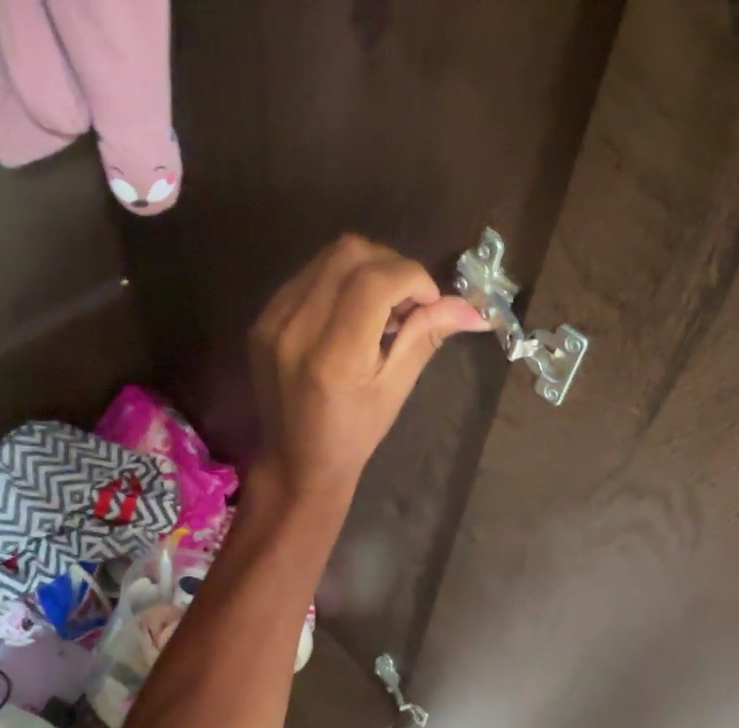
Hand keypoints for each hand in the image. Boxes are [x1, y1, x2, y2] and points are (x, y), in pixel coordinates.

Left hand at [248, 235, 487, 500]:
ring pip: (328, 257)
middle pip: (350, 253)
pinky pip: (307, 276)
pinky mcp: (262, 319)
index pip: (376, 280)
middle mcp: (297, 329)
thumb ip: (426, 337)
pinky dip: (338, 282)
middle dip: (391, 265)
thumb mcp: (396, 390)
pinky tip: (349, 314)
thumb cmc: (354, 435)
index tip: (428, 302)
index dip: (413, 277)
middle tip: (405, 302)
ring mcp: (273, 321)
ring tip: (379, 308)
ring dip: (365, 269)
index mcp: (335, 356)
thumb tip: (476, 309)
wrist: (295, 462)